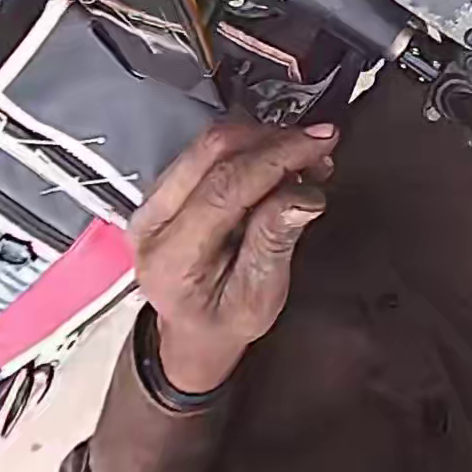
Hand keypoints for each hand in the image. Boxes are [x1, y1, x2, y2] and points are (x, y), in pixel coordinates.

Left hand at [130, 120, 339, 392]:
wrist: (192, 332)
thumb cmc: (224, 322)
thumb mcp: (258, 300)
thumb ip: (275, 244)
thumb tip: (302, 195)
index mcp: (173, 257)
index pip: (225, 187)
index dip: (277, 158)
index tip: (319, 145)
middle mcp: (153, 221)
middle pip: (213, 151)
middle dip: (274, 140)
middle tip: (318, 145)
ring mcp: (153, 199)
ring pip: (211, 142)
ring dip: (265, 138)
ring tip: (304, 155)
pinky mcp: (165, 185)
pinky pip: (208, 149)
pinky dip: (251, 144)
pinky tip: (279, 157)